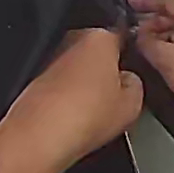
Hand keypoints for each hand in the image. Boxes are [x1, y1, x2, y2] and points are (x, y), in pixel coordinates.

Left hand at [0, 29, 142, 172]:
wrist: (40, 135)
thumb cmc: (83, 115)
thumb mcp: (132, 104)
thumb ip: (136, 84)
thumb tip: (130, 82)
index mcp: (99, 38)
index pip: (121, 37)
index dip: (129, 58)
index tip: (133, 75)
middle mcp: (72, 41)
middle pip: (98, 53)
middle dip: (106, 72)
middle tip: (115, 99)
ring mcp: (52, 60)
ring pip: (78, 69)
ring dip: (85, 86)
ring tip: (93, 114)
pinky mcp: (37, 79)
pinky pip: (61, 85)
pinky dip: (68, 98)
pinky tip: (74, 118)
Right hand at [132, 0, 173, 140]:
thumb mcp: (168, 60)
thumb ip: (146, 42)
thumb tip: (137, 35)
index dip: (144, 2)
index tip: (128, 4)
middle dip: (151, 23)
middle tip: (131, 31)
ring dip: (160, 40)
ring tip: (142, 49)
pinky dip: (171, 53)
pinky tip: (160, 64)